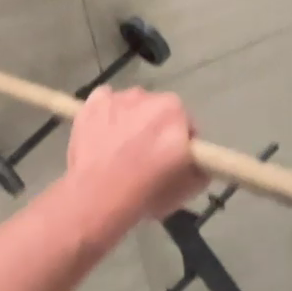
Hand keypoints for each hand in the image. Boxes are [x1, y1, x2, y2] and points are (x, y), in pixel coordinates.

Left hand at [65, 87, 206, 230]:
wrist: (97, 194)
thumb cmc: (146, 191)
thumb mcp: (187, 188)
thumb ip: (200, 168)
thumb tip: (199, 163)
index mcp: (174, 111)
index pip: (185, 124)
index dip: (180, 142)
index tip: (171, 159)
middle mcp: (146, 96)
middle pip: (156, 111)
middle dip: (154, 128)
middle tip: (145, 155)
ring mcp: (116, 97)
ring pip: (129, 106)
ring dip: (129, 119)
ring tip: (119, 148)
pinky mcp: (91, 103)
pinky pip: (104, 103)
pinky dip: (105, 114)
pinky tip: (101, 134)